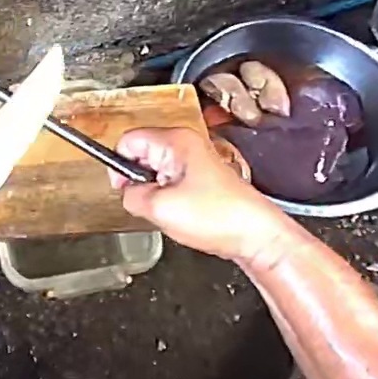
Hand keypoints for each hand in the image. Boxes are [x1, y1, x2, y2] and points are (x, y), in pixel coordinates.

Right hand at [108, 127, 296, 261]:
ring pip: (154, 171)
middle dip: (138, 181)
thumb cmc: (220, 217)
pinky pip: (170, 182)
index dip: (119, 166)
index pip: (127, 141)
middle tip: (151, 202)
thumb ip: (129, 196)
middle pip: (140, 154)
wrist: (258, 237)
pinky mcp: (202, 177)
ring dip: (154, 192)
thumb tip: (127, 193)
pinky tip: (181, 213)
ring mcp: (195, 160)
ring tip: (170, 209)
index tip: (124, 187)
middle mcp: (186, 144)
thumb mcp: (157, 208)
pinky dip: (168, 198)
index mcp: (175, 141)